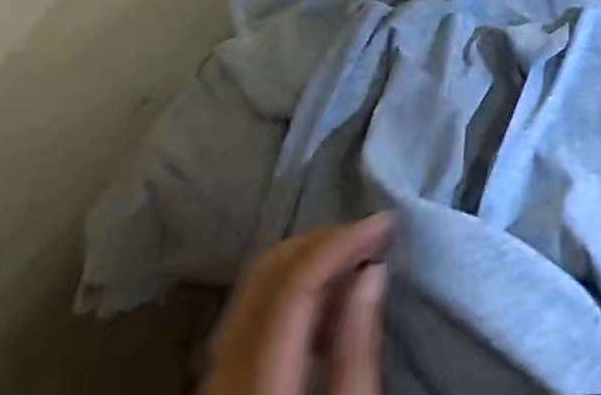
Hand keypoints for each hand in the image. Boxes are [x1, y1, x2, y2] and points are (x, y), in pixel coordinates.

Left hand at [202, 213, 393, 394]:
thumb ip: (359, 346)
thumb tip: (374, 270)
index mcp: (258, 385)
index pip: (293, 288)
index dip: (342, 243)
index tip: (388, 222)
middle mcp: (221, 376)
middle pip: (263, 280)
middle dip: (323, 242)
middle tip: (375, 234)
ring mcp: (212, 382)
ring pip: (252, 291)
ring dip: (308, 259)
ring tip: (359, 255)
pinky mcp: (219, 387)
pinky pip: (250, 313)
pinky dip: (293, 285)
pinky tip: (330, 291)